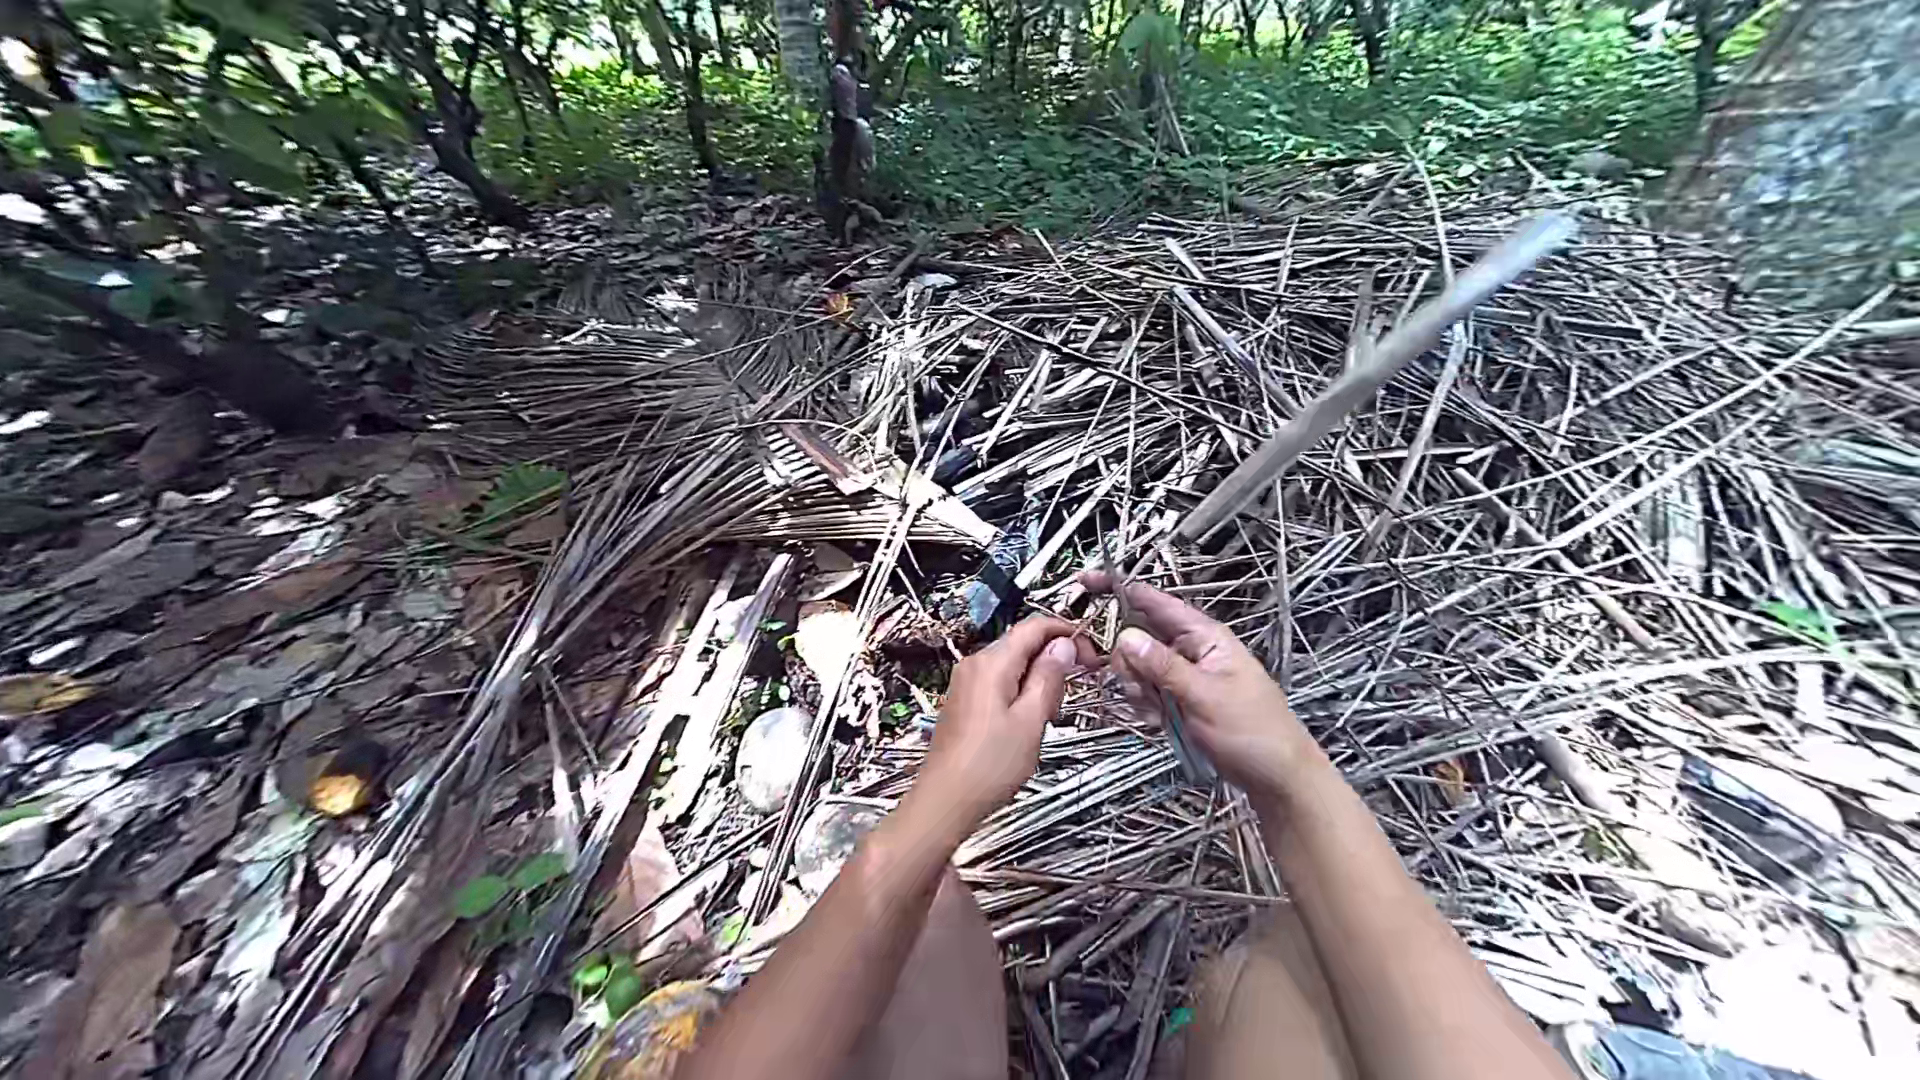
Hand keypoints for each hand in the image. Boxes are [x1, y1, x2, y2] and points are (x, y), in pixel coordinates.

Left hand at [919, 616, 1094, 825]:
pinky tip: (1026, 723)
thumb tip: (1063, 645)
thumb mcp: (1031, 721)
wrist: (945, 800)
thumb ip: (1049, 678)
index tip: (1089, 655)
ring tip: (1045, 717)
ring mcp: (966, 682)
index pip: (1034, 626)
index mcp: (992, 663)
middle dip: (1052, 662)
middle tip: (1067, 697)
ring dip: (1038, 680)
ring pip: (1013, 665)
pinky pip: (999, 682)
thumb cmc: (989, 766)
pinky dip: (1020, 693)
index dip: (1066, 632)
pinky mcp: (964, 700)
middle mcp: (975, 665)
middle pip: (1023, 644)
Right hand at [1079, 571, 1321, 797]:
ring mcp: (1181, 674)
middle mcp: (1189, 650)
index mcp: (1203, 636)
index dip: (1118, 589)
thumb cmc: (1257, 733)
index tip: (1088, 582)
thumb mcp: (1205, 696)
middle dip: (1129, 662)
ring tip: (1161, 709)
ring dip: (1138, 688)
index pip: (1154, 600)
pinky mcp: (1176, 698)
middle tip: (1144, 687)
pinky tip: (1163, 720)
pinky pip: (1143, 691)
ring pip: (1136, 667)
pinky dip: (1145, 705)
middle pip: (1137, 636)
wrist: (1276, 778)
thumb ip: (1163, 666)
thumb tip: (1127, 637)